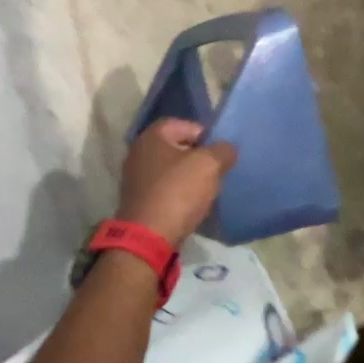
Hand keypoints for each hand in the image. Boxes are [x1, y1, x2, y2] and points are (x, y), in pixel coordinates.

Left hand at [116, 119, 237, 244]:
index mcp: (151, 137)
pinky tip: (194, 203)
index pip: (182, 124)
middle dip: (198, 156)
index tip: (219, 149)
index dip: (204, 133)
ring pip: (172, 170)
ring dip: (190, 177)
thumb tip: (227, 150)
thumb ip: (223, 150)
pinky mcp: (140, 201)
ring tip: (209, 187)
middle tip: (217, 168)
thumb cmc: (178, 192)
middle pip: (177, 147)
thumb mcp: (209, 164)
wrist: (148, 238)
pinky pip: (165, 189)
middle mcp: (139, 154)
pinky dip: (180, 193)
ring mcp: (136, 179)